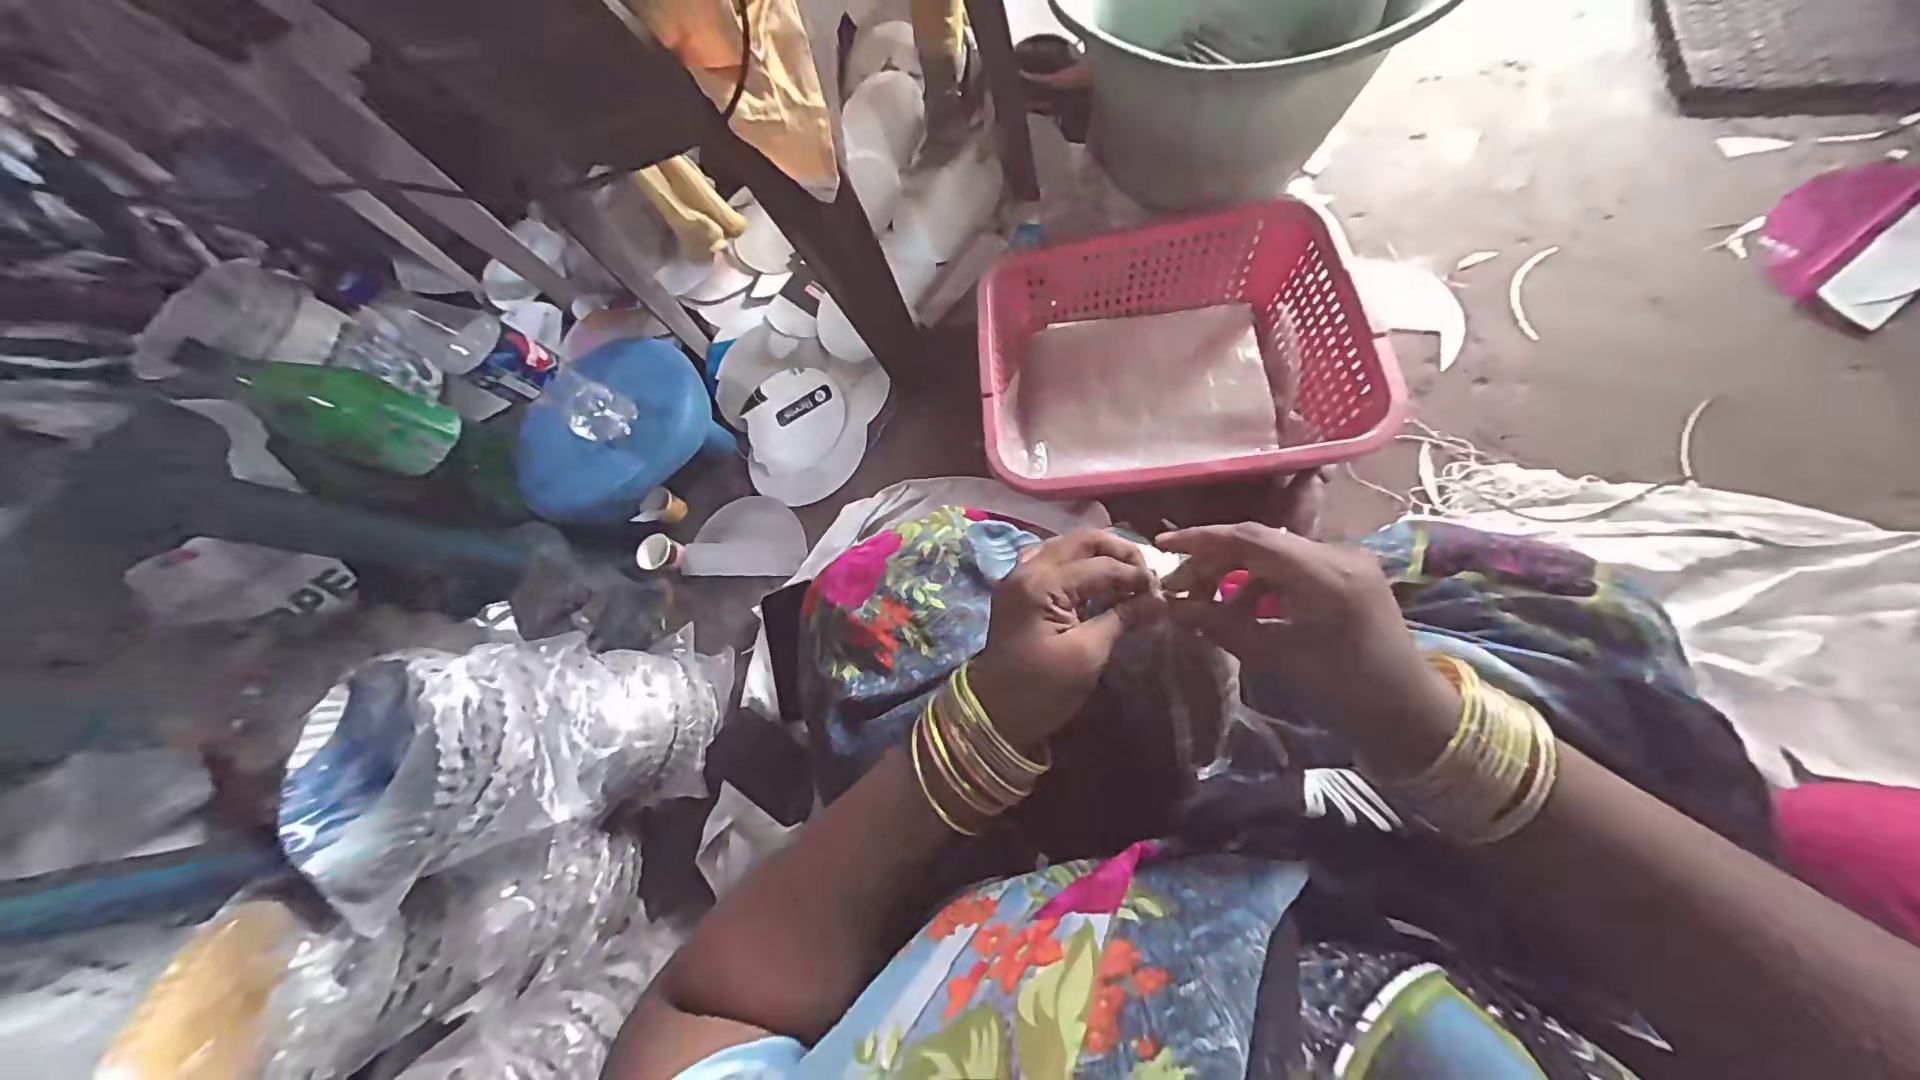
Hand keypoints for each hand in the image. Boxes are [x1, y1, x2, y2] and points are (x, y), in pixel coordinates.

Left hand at [967, 529, 1162, 750]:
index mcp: (1041, 583)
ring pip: (1065, 545)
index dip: (1135, 575)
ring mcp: (1018, 576)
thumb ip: (1121, 619)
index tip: (1161, 593)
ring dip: (1097, 554)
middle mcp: (1027, 569)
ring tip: (1125, 575)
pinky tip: (1094, 580)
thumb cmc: (1041, 689)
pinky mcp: (1017, 589)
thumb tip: (1159, 600)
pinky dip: (1076, 563)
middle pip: (1081, 540)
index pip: (1100, 565)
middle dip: (1118, 552)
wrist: (994, 712)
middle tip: (1145, 575)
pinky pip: (1051, 560)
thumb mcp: (1087, 655)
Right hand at [1156, 523, 1458, 777]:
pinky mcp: (1342, 567)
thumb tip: (1172, 608)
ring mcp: (1342, 557)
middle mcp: (1337, 553)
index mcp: (1326, 575)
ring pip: (1269, 549)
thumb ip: (1221, 625)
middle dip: (1211, 560)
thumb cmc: (1343, 686)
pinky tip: (1237, 605)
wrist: (1404, 702)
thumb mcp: (1275, 656)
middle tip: (1178, 587)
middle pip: (1257, 540)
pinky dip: (1255, 579)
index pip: (1252, 539)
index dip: (1201, 540)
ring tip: (1203, 601)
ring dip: (1231, 570)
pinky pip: (1287, 562)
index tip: (1163, 547)